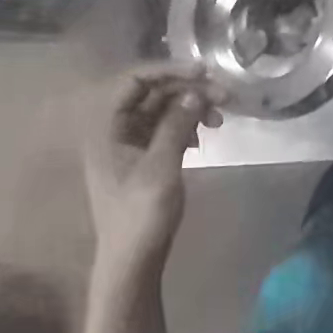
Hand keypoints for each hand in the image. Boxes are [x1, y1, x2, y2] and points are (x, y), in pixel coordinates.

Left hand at [81, 64, 221, 263]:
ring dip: (191, 108)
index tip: (204, 72)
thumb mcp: (161, 167)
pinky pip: (166, 130)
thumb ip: (176, 125)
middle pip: (152, 93)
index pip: (135, 81)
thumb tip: (194, 93)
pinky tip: (203, 137)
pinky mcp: (144, 159)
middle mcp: (115, 129)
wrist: (132, 262)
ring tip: (220, 119)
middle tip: (224, 96)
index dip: (169, 70)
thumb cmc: (140, 214)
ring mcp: (129, 144)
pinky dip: (186, 127)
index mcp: (107, 126)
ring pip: (162, 111)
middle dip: (187, 90)